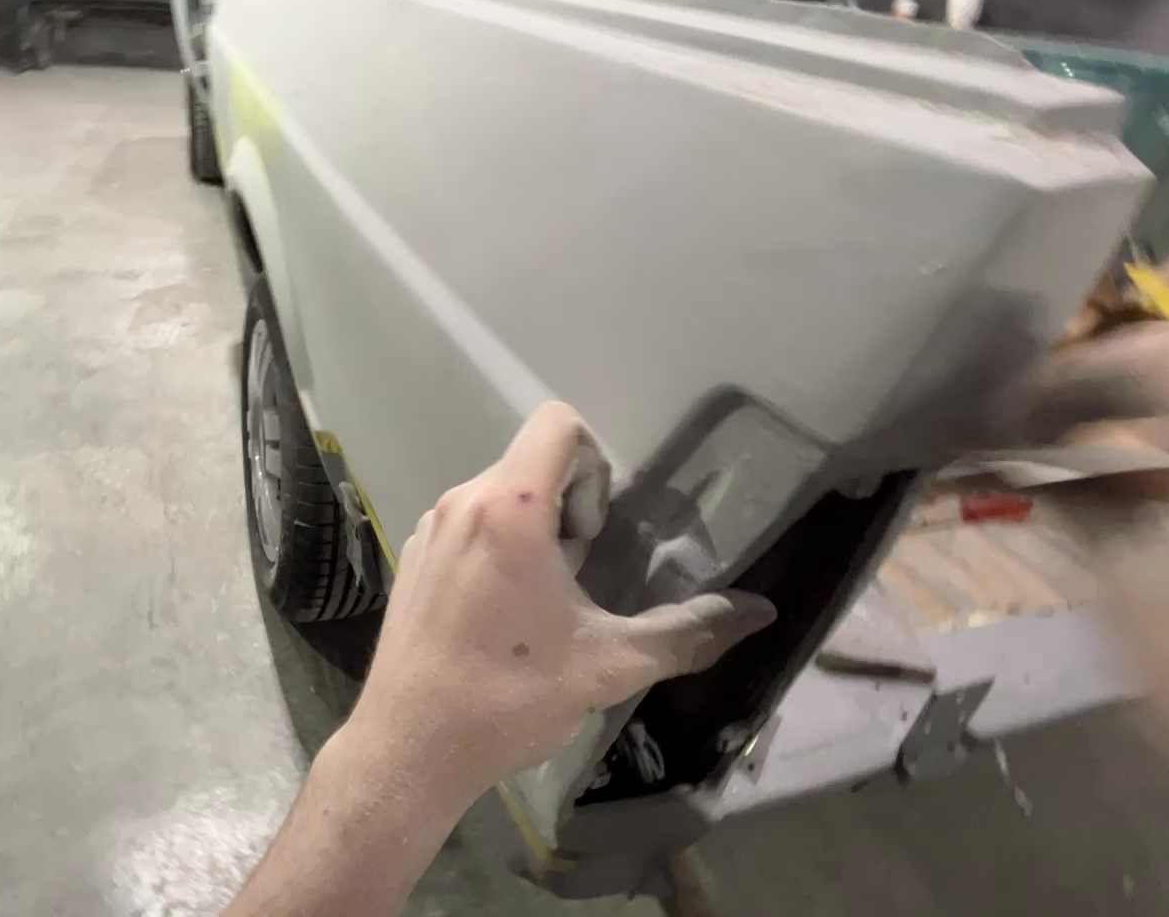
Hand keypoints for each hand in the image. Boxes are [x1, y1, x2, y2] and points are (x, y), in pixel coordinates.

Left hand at [345, 401, 776, 801]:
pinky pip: (467, 520)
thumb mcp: (608, 664)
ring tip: (537, 598)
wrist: (410, 745)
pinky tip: (497, 610)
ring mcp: (430, 525)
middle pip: (532, 460)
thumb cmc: (510, 696)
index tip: (593, 532)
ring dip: (533, 527)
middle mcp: (463, 500)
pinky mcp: (413, 552)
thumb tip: (758, 611)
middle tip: (574, 574)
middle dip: (569, 505)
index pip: (558, 423)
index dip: (594, 464)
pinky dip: (495, 544)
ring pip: (499, 492)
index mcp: (510, 508)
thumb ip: (688, 631)